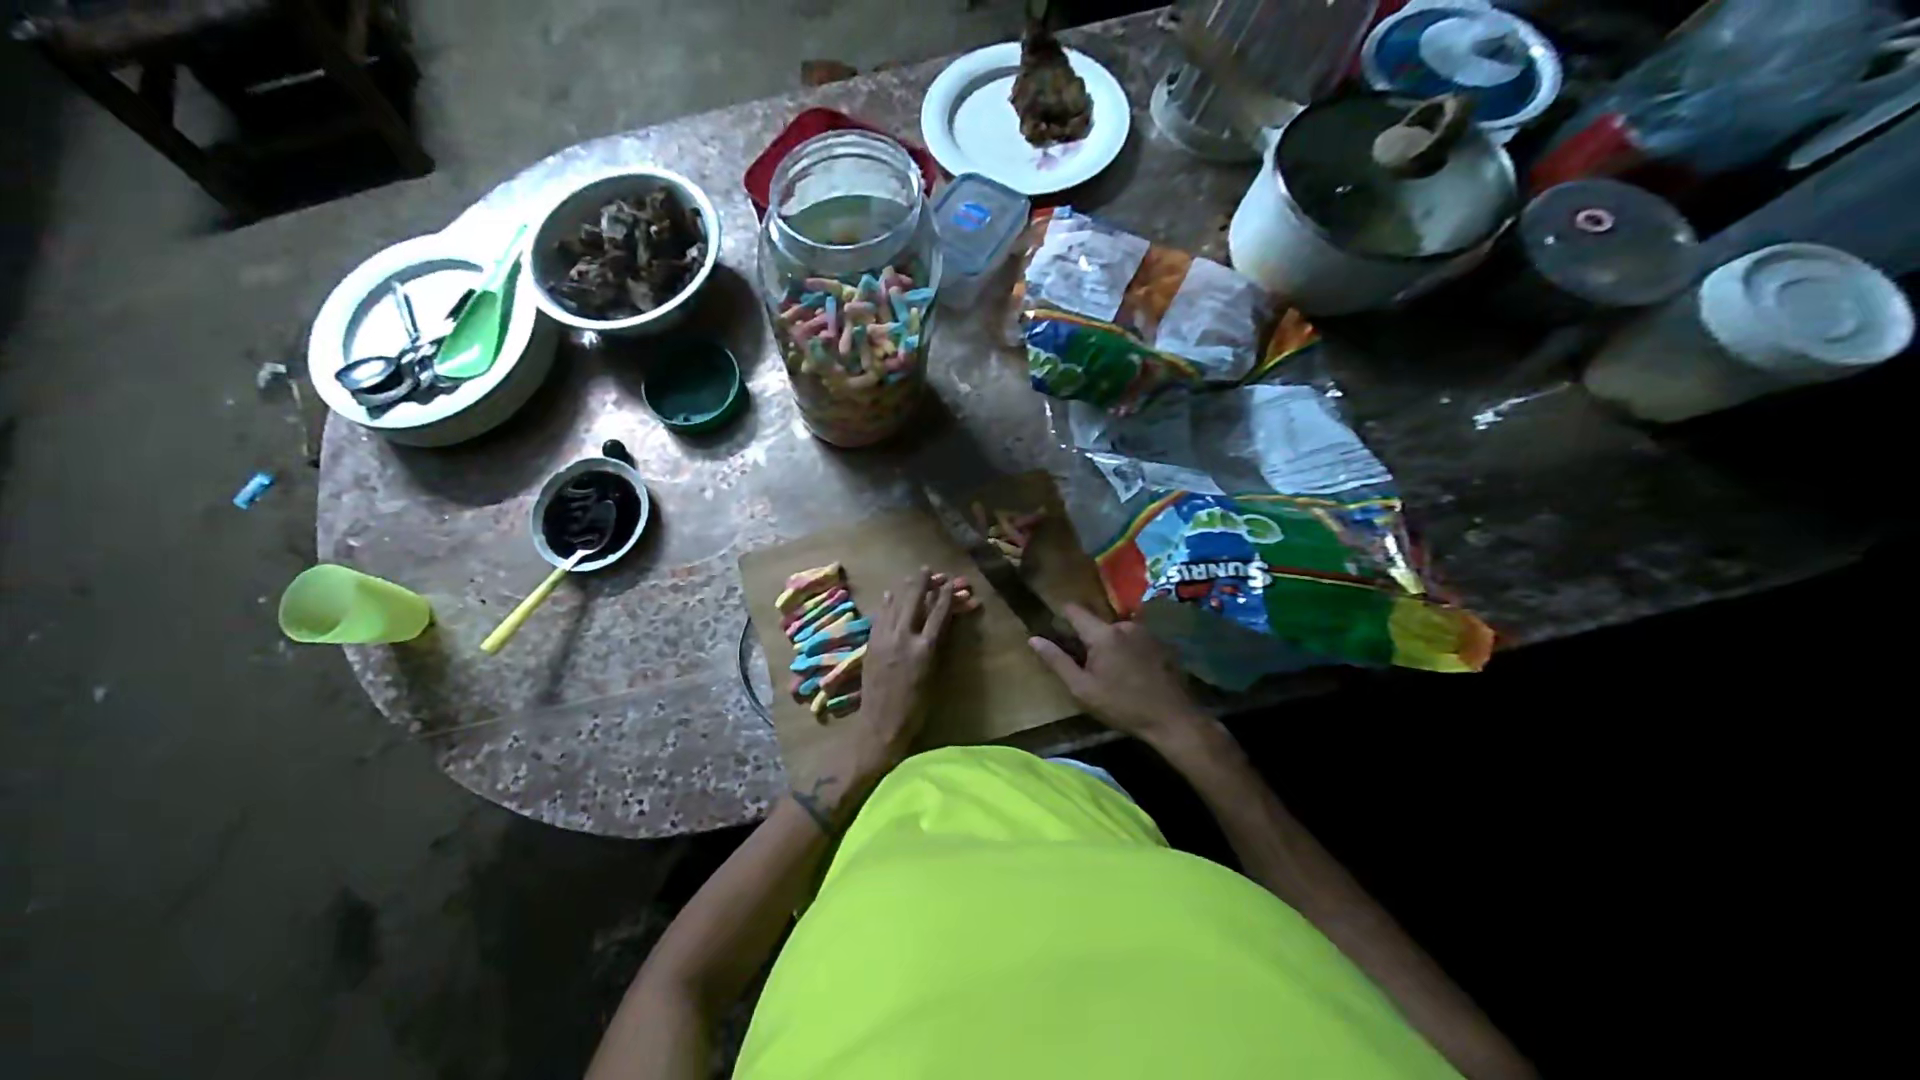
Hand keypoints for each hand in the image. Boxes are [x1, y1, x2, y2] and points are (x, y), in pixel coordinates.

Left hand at [840, 567, 955, 771]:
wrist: (882, 723)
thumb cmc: (916, 706)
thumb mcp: (933, 675)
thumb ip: (937, 646)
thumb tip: (942, 624)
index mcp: (925, 648)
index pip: (938, 613)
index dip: (945, 596)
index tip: (950, 582)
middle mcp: (904, 638)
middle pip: (914, 602)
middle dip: (923, 584)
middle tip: (929, 570)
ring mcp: (884, 640)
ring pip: (896, 606)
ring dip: (905, 589)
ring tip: (912, 577)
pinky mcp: (871, 645)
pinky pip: (880, 617)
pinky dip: (887, 605)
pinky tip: (890, 595)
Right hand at [1028, 604, 1209, 748]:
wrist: (1172, 719)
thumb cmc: (1122, 706)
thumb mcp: (1082, 689)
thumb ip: (1057, 661)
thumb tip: (1033, 639)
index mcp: (1103, 634)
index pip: (1074, 610)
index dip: (1062, 615)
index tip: (1055, 627)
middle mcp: (1125, 625)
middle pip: (1097, 623)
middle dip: (1088, 639)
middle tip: (1086, 665)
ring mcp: (1146, 632)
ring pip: (1117, 632)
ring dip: (1110, 645)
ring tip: (1112, 673)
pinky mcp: (1160, 643)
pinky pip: (1134, 640)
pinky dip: (1128, 650)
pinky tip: (1132, 674)